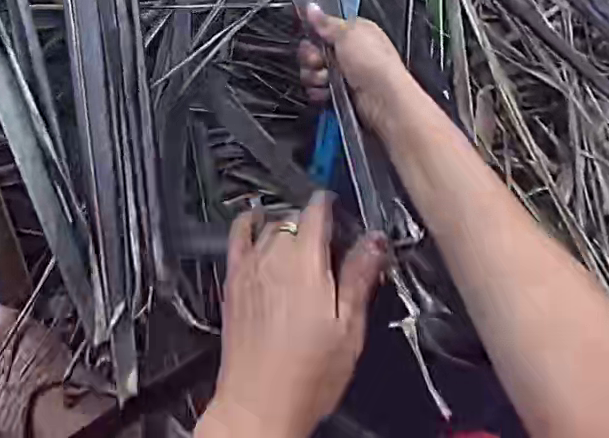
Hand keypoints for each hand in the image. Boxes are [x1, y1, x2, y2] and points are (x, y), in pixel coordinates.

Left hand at [201, 193, 386, 437]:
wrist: (258, 406)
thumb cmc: (308, 374)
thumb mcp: (348, 329)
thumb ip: (359, 276)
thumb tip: (375, 239)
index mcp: (307, 260)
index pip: (317, 209)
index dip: (330, 204)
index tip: (339, 209)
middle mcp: (276, 252)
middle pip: (296, 216)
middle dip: (313, 223)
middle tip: (328, 246)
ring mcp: (251, 262)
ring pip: (272, 224)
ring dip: (288, 227)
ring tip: (300, 247)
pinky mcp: (233, 276)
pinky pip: (238, 232)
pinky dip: (250, 221)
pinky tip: (258, 223)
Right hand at [296, 5, 409, 115]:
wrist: (384, 100)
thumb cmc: (372, 61)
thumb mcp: (348, 33)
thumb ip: (326, 22)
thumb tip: (311, 7)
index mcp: (356, 32)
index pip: (326, 27)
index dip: (315, 32)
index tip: (310, 36)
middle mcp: (350, 52)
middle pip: (314, 49)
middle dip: (311, 56)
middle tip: (318, 61)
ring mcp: (344, 74)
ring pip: (312, 70)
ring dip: (314, 75)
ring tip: (325, 78)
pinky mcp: (339, 94)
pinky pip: (316, 89)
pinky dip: (318, 91)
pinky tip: (326, 91)